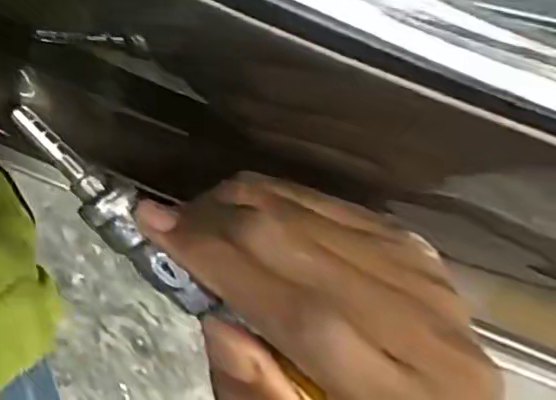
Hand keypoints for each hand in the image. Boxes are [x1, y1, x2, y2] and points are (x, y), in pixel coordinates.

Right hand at [136, 173, 498, 399]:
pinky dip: (268, 197)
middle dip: (208, 221)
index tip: (146, 221)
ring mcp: (426, 287)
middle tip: (162, 219)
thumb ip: (253, 391)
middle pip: (291, 245)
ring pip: (298, 211)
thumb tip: (217, 326)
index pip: (301, 313)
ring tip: (201, 220)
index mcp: (399, 397)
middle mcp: (429, 339)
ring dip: (230, 203)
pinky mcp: (414, 254)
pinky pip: (320, 201)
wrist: (418, 399)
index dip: (213, 258)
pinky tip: (245, 214)